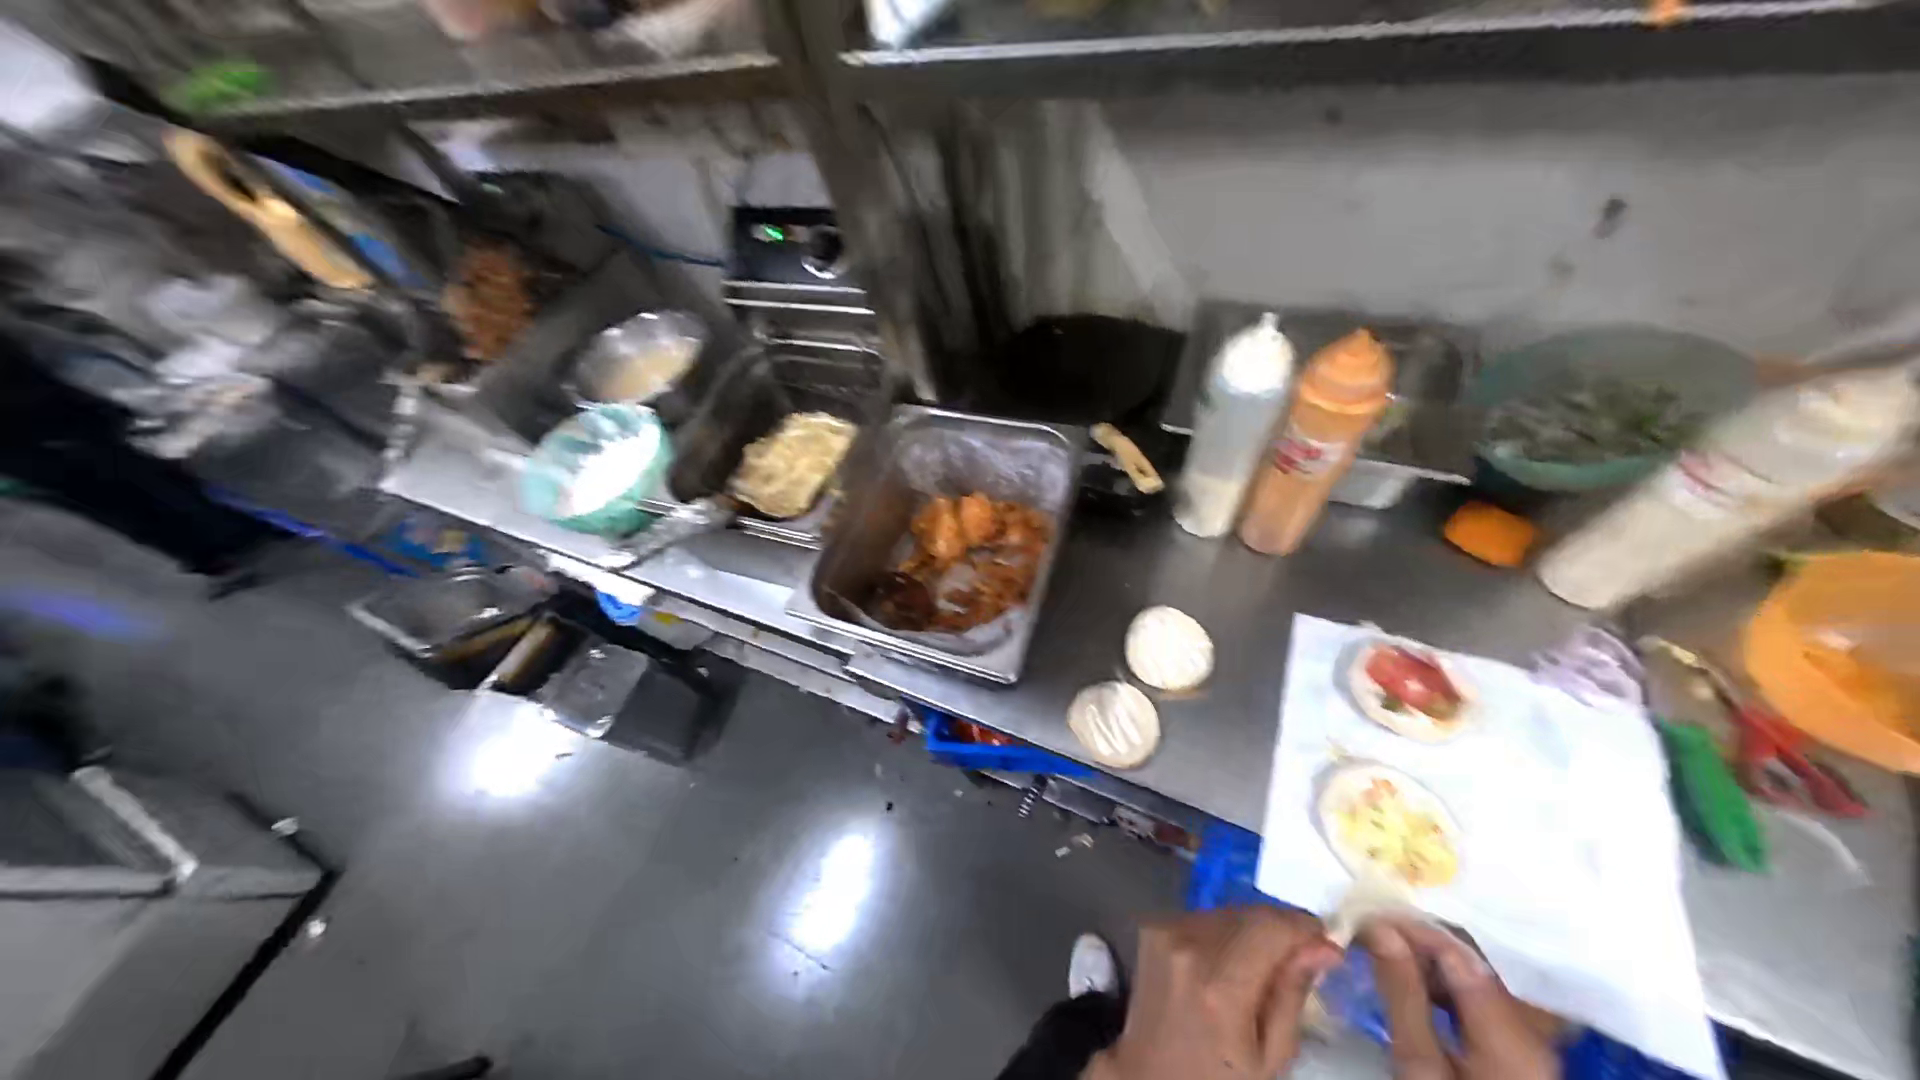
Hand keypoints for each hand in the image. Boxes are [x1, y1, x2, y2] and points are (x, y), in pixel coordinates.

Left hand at [1086, 907, 1342, 1079]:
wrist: (1149, 1072)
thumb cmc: (1217, 1076)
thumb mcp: (1270, 1055)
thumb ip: (1293, 993)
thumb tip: (1325, 945)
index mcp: (1219, 983)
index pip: (1271, 925)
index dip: (1304, 927)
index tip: (1326, 943)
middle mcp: (1188, 943)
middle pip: (1249, 912)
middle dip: (1281, 929)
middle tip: (1299, 959)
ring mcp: (1164, 929)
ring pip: (1228, 911)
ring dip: (1252, 929)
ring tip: (1261, 968)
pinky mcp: (1153, 924)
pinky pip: (1204, 916)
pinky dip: (1225, 932)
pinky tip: (1228, 963)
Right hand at [1360, 918, 1560, 1079]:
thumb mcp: (1419, 1068)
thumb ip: (1402, 994)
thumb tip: (1380, 928)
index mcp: (1513, 1034)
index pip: (1458, 952)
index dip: (1410, 927)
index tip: (1364, 917)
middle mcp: (1534, 1027)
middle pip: (1472, 959)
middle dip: (1417, 938)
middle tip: (1367, 930)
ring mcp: (1533, 1039)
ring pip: (1474, 973)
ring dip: (1427, 957)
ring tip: (1382, 950)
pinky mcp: (1523, 1049)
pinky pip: (1481, 995)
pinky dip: (1444, 981)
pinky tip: (1414, 982)